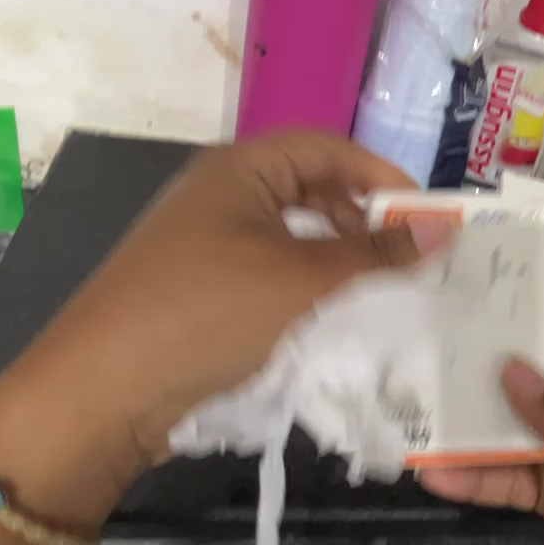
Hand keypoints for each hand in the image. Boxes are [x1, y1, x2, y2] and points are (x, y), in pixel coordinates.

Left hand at [0, 132, 451, 514]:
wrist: (101, 395)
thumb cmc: (207, 314)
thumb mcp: (301, 280)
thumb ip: (375, 254)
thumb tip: (442, 227)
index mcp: (240, 170)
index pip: (329, 149)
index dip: (383, 175)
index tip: (427, 217)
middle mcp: (223, 196)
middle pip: (312, 190)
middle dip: (364, 221)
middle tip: (408, 260)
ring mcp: (208, 245)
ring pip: (294, 237)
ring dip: (339, 261)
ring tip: (379, 295)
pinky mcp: (202, 292)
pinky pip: (271, 275)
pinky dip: (309, 291)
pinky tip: (332, 322)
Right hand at [421, 311, 543, 544]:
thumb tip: (509, 370)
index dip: (543, 314)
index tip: (487, 296)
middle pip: (541, 377)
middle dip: (493, 365)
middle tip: (433, 342)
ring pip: (516, 427)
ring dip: (473, 423)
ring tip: (420, 405)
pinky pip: (507, 478)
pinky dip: (473, 477)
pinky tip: (434, 474)